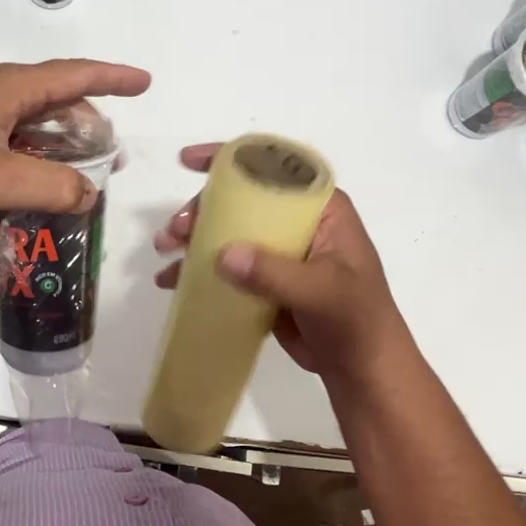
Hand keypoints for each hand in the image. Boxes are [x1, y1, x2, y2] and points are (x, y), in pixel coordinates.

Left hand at [0, 59, 149, 226]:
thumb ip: (52, 186)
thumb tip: (89, 193)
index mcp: (6, 87)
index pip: (73, 74)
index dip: (112, 78)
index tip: (144, 82)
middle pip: (54, 96)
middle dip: (89, 120)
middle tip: (110, 152)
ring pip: (29, 118)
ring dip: (59, 140)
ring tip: (80, 169)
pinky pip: (8, 135)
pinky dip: (31, 152)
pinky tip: (33, 178)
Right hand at [153, 142, 411, 383]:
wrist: (360, 367)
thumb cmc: (356, 320)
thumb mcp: (322, 291)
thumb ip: (275, 272)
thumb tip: (224, 256)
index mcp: (320, 209)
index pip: (274, 168)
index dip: (230, 158)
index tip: (188, 161)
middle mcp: (296, 223)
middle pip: (240, 201)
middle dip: (201, 210)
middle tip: (174, 232)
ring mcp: (278, 252)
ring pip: (227, 232)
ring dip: (192, 239)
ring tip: (164, 253)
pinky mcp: (264, 281)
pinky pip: (225, 267)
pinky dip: (197, 270)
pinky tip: (171, 281)